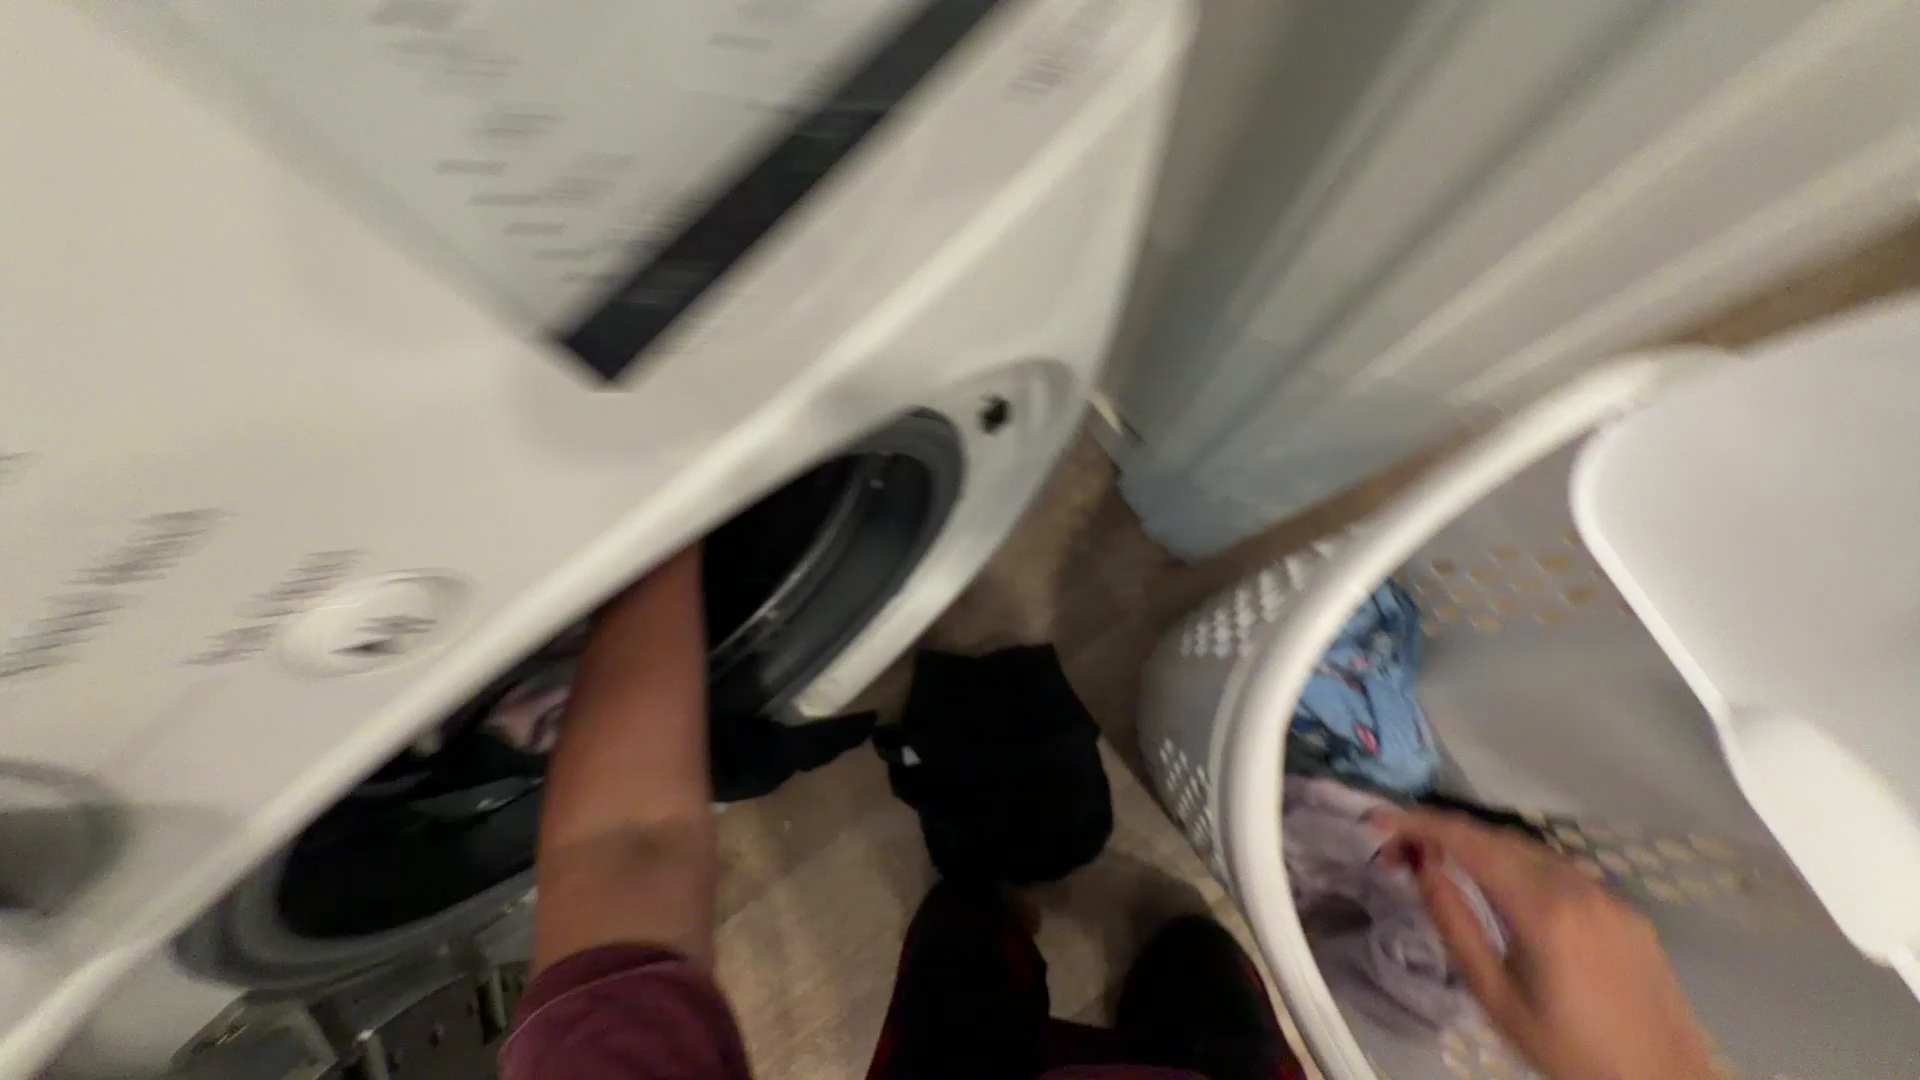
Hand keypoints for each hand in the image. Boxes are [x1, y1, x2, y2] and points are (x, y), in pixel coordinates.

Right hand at [1375, 808, 1718, 1079]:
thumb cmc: (1568, 1051)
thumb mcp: (1493, 994)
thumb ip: (1453, 921)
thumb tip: (1421, 864)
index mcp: (1542, 909)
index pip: (1467, 842)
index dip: (1417, 822)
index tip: (1377, 818)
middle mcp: (1578, 888)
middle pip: (1494, 836)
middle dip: (1441, 831)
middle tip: (1399, 847)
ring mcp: (1608, 897)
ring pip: (1526, 848)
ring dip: (1477, 844)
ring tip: (1440, 859)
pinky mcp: (1626, 911)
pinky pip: (1557, 869)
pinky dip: (1514, 861)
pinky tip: (1497, 882)